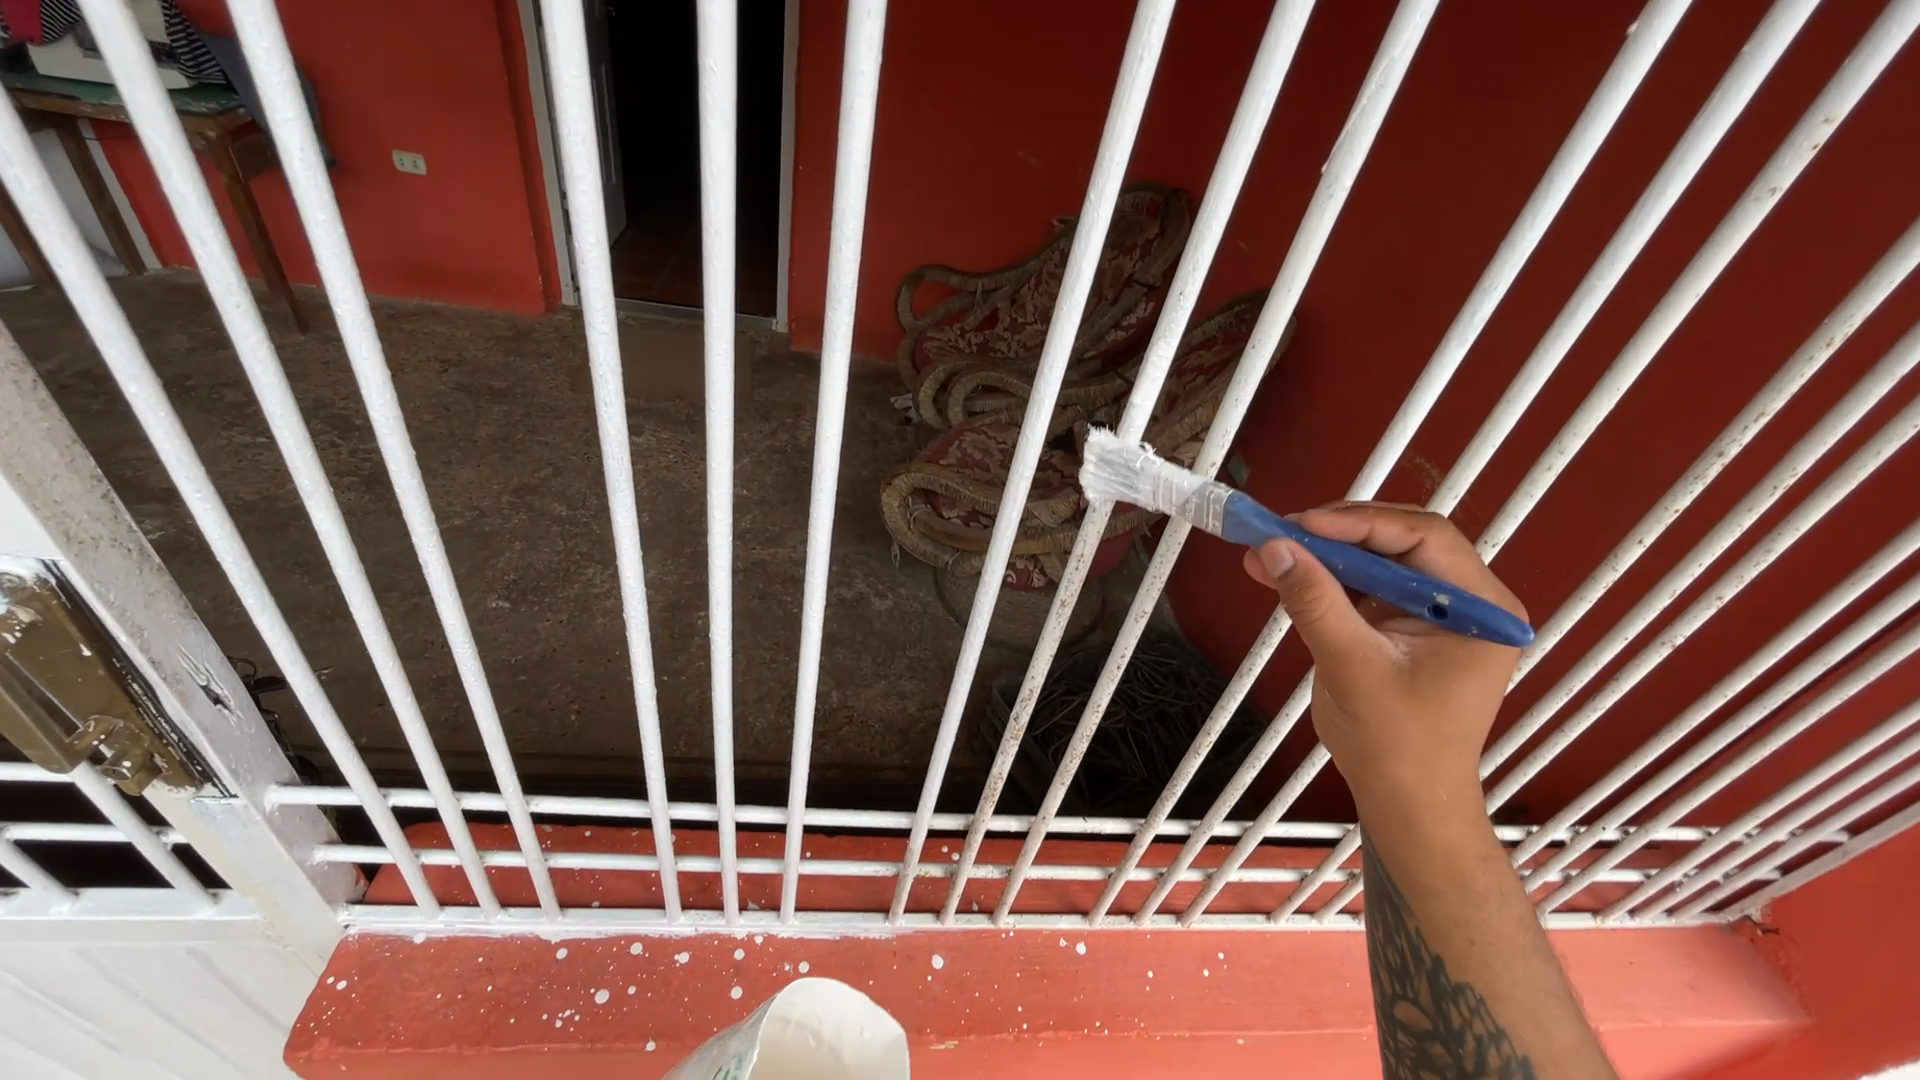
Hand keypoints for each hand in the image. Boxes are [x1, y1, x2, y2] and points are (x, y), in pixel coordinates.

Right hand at [1241, 503, 1525, 810]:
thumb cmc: (1394, 742)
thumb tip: (1273, 547)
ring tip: (1271, 549)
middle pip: (1400, 541)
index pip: (1424, 538)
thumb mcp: (1352, 666)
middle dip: (1338, 535)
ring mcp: (1434, 612)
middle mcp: (1466, 600)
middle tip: (1282, 533)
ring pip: (1378, 560)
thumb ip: (1315, 602)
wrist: (1405, 798)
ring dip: (1325, 555)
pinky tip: (1283, 574)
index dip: (1361, 523)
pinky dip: (1325, 580)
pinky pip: (1365, 587)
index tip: (1301, 526)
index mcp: (1480, 607)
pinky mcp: (1403, 626)